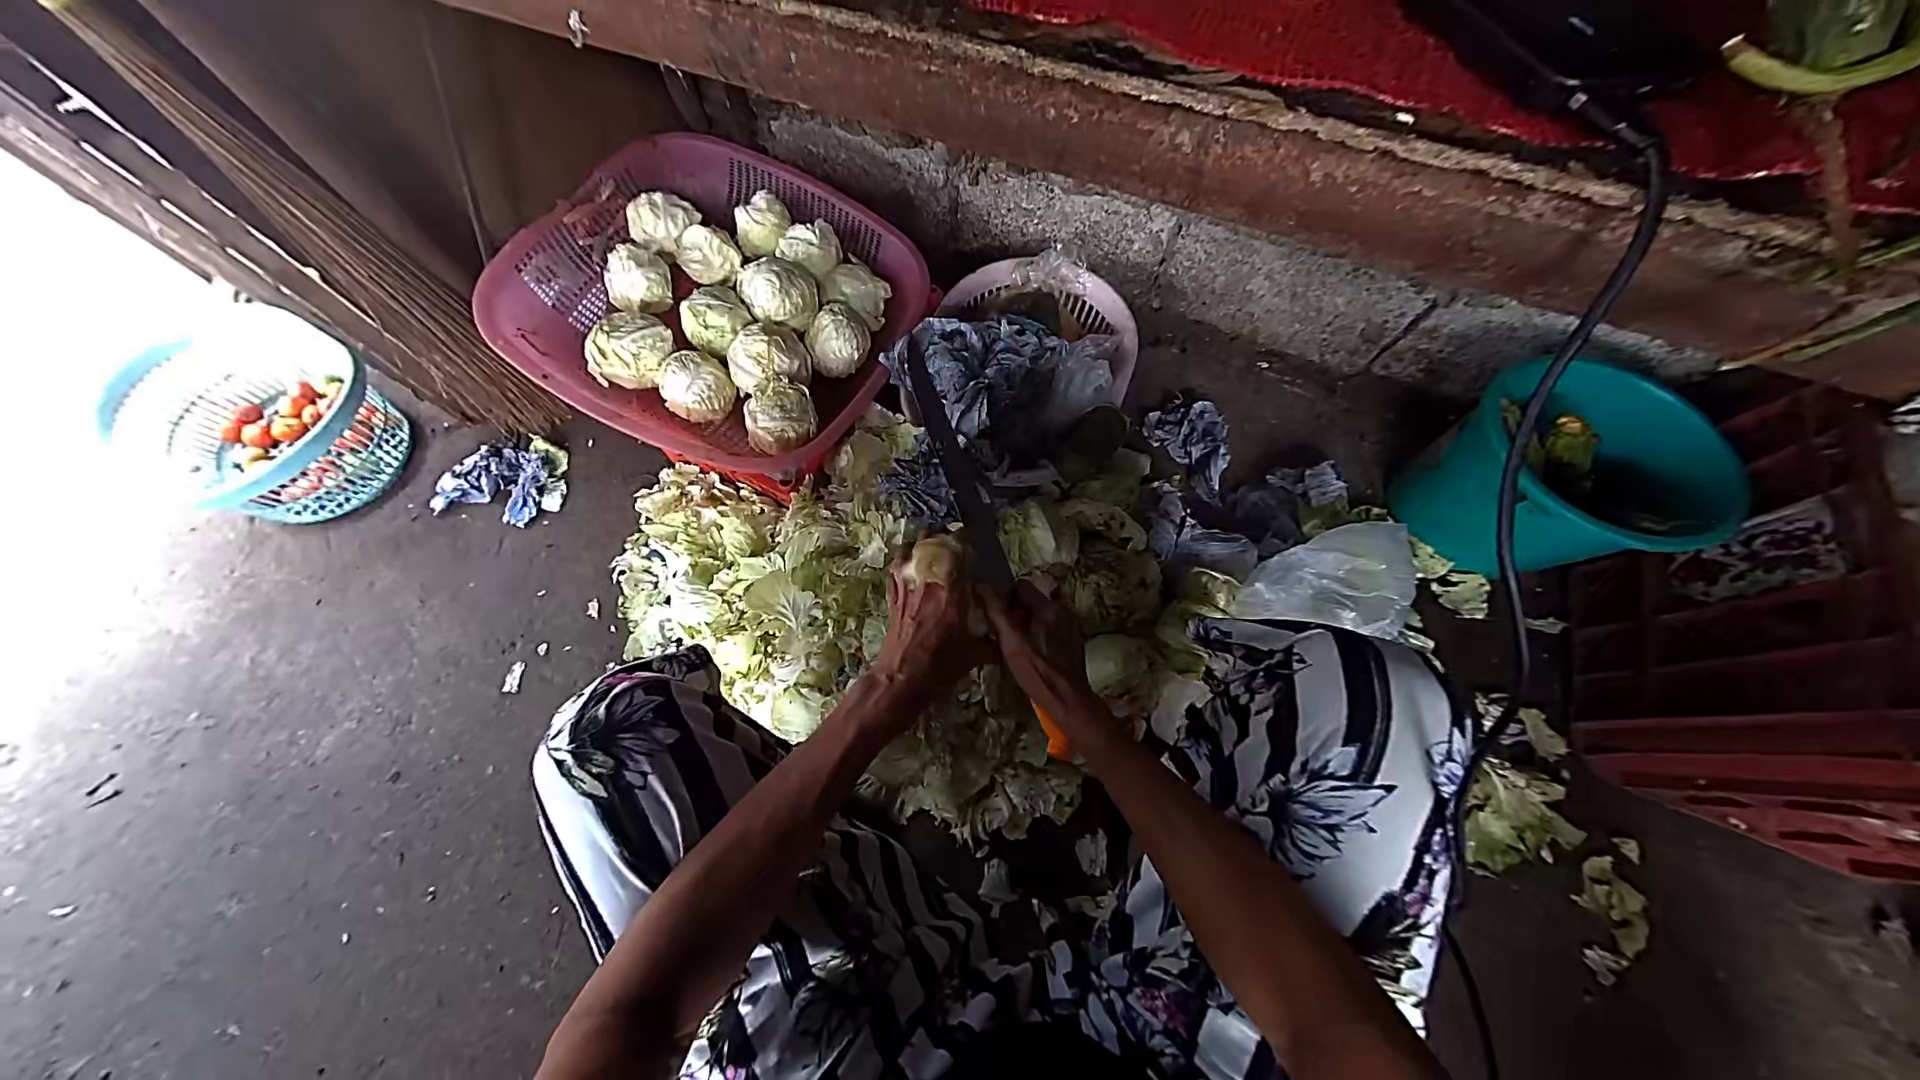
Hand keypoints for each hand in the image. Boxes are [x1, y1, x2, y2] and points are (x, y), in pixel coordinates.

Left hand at [864, 549, 988, 719]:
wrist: (901, 679)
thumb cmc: (940, 667)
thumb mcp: (973, 656)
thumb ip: (989, 644)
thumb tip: (1002, 642)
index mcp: (954, 594)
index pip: (960, 555)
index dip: (964, 540)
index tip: (968, 536)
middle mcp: (930, 584)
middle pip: (933, 545)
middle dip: (942, 534)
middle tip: (949, 533)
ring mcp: (908, 588)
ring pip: (911, 550)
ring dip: (920, 540)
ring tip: (928, 535)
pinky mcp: (893, 596)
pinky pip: (895, 568)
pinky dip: (901, 558)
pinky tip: (906, 555)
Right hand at [979, 581, 1114, 742]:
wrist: (1068, 699)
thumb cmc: (1036, 671)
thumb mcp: (1010, 642)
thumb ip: (997, 612)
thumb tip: (982, 586)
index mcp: (1047, 607)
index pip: (1020, 586)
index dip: (1005, 597)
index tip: (996, 615)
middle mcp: (1062, 610)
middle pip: (1032, 599)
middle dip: (1016, 611)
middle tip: (1004, 631)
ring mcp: (1070, 625)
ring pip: (1041, 614)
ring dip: (1028, 622)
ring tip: (1018, 643)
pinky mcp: (1073, 639)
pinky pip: (1051, 626)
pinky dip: (1040, 632)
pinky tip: (1034, 652)